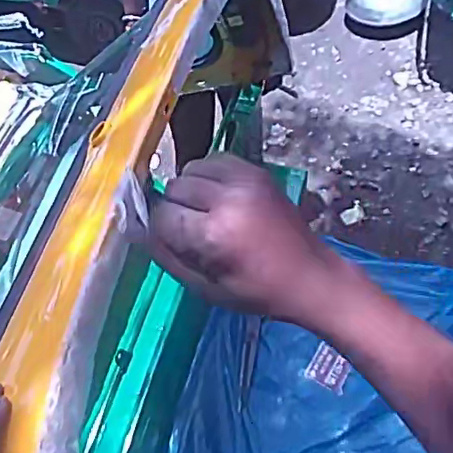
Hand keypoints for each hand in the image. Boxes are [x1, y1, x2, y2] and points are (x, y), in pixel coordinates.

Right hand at [147, 153, 355, 327]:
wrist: (310, 276)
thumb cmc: (257, 292)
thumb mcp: (205, 288)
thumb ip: (168, 257)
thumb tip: (142, 230)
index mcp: (215, 233)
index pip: (162, 216)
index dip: (162, 230)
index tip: (173, 243)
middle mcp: (228, 198)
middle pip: (174, 188)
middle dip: (175, 210)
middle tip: (191, 232)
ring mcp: (244, 179)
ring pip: (189, 170)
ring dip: (189, 190)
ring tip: (204, 212)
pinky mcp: (256, 171)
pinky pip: (213, 160)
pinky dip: (207, 176)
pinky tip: (217, 197)